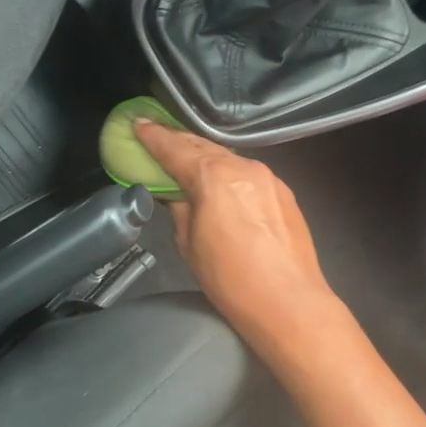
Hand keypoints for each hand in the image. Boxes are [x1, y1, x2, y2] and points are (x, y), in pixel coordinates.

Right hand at [134, 121, 344, 351]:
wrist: (288, 302)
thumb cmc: (230, 279)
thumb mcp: (188, 244)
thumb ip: (180, 210)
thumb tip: (178, 195)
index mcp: (214, 175)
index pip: (175, 149)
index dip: (153, 136)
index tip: (137, 124)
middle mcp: (243, 166)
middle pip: (203, 146)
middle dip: (178, 142)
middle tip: (157, 136)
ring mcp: (268, 178)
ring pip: (228, 159)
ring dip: (205, 157)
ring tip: (186, 160)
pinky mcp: (284, 193)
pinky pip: (247, 174)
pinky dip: (228, 174)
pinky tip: (221, 185)